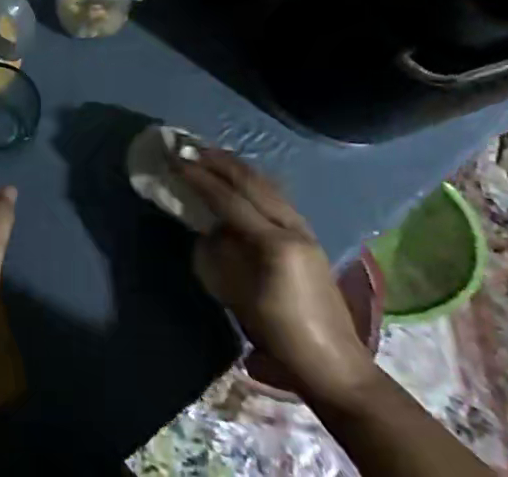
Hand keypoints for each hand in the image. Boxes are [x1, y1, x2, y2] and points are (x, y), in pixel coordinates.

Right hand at [175, 149, 378, 407]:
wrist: (331, 361)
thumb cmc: (279, 334)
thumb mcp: (237, 295)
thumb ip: (218, 254)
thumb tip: (206, 228)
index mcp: (274, 242)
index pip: (229, 199)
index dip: (200, 178)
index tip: (176, 161)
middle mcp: (292, 226)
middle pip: (252, 181)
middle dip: (219, 162)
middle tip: (190, 147)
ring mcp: (304, 228)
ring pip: (266, 184)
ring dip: (236, 167)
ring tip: (211, 156)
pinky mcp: (307, 234)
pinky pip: (274, 196)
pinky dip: (252, 181)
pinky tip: (239, 179)